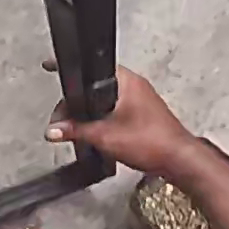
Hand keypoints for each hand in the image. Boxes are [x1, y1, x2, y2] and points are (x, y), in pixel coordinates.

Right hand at [44, 66, 199, 176]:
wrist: (178, 160)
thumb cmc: (149, 142)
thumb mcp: (104, 136)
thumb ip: (76, 130)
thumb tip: (52, 131)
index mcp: (126, 80)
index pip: (90, 69)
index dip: (70, 73)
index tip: (50, 68)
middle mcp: (134, 85)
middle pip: (93, 87)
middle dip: (75, 104)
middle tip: (62, 122)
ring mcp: (140, 99)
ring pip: (104, 101)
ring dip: (89, 114)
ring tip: (76, 130)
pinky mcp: (143, 114)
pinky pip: (115, 111)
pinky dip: (102, 119)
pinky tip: (95, 134)